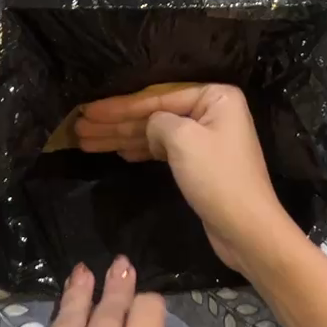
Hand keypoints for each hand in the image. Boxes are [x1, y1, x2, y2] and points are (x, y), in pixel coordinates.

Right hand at [75, 84, 302, 271]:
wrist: (246, 229)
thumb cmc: (217, 178)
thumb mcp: (183, 140)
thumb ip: (157, 122)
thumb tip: (150, 126)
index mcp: (215, 97)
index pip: (157, 99)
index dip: (119, 106)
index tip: (89, 110)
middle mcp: (212, 112)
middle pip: (154, 114)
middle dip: (116, 122)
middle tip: (80, 127)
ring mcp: (206, 139)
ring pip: (155, 134)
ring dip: (122, 137)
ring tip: (86, 140)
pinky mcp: (199, 164)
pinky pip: (163, 150)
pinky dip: (140, 150)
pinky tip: (118, 150)